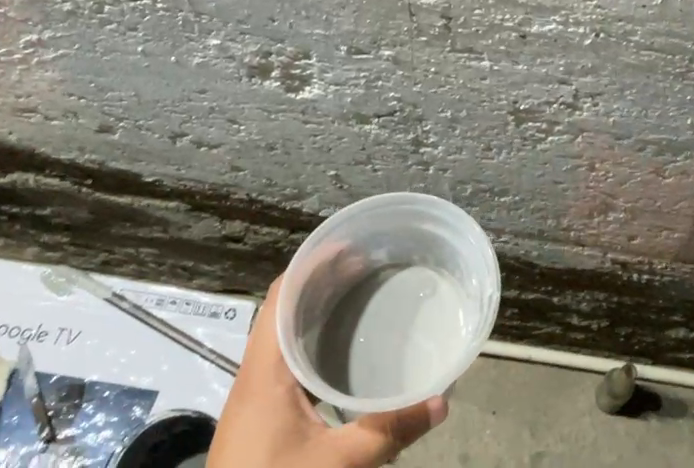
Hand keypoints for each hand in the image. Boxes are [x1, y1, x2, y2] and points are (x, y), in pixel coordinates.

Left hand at [209, 277, 446, 467]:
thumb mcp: (337, 466)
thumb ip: (388, 432)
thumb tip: (441, 402)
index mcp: (265, 372)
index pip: (280, 296)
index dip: (311, 265)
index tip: (350, 248)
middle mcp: (254, 376)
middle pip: (282, 311)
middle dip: (321, 284)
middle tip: (367, 269)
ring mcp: (253, 398)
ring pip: (281, 338)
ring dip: (314, 314)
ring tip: (358, 301)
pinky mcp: (257, 419)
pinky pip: (283, 364)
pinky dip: (310, 345)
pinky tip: (339, 359)